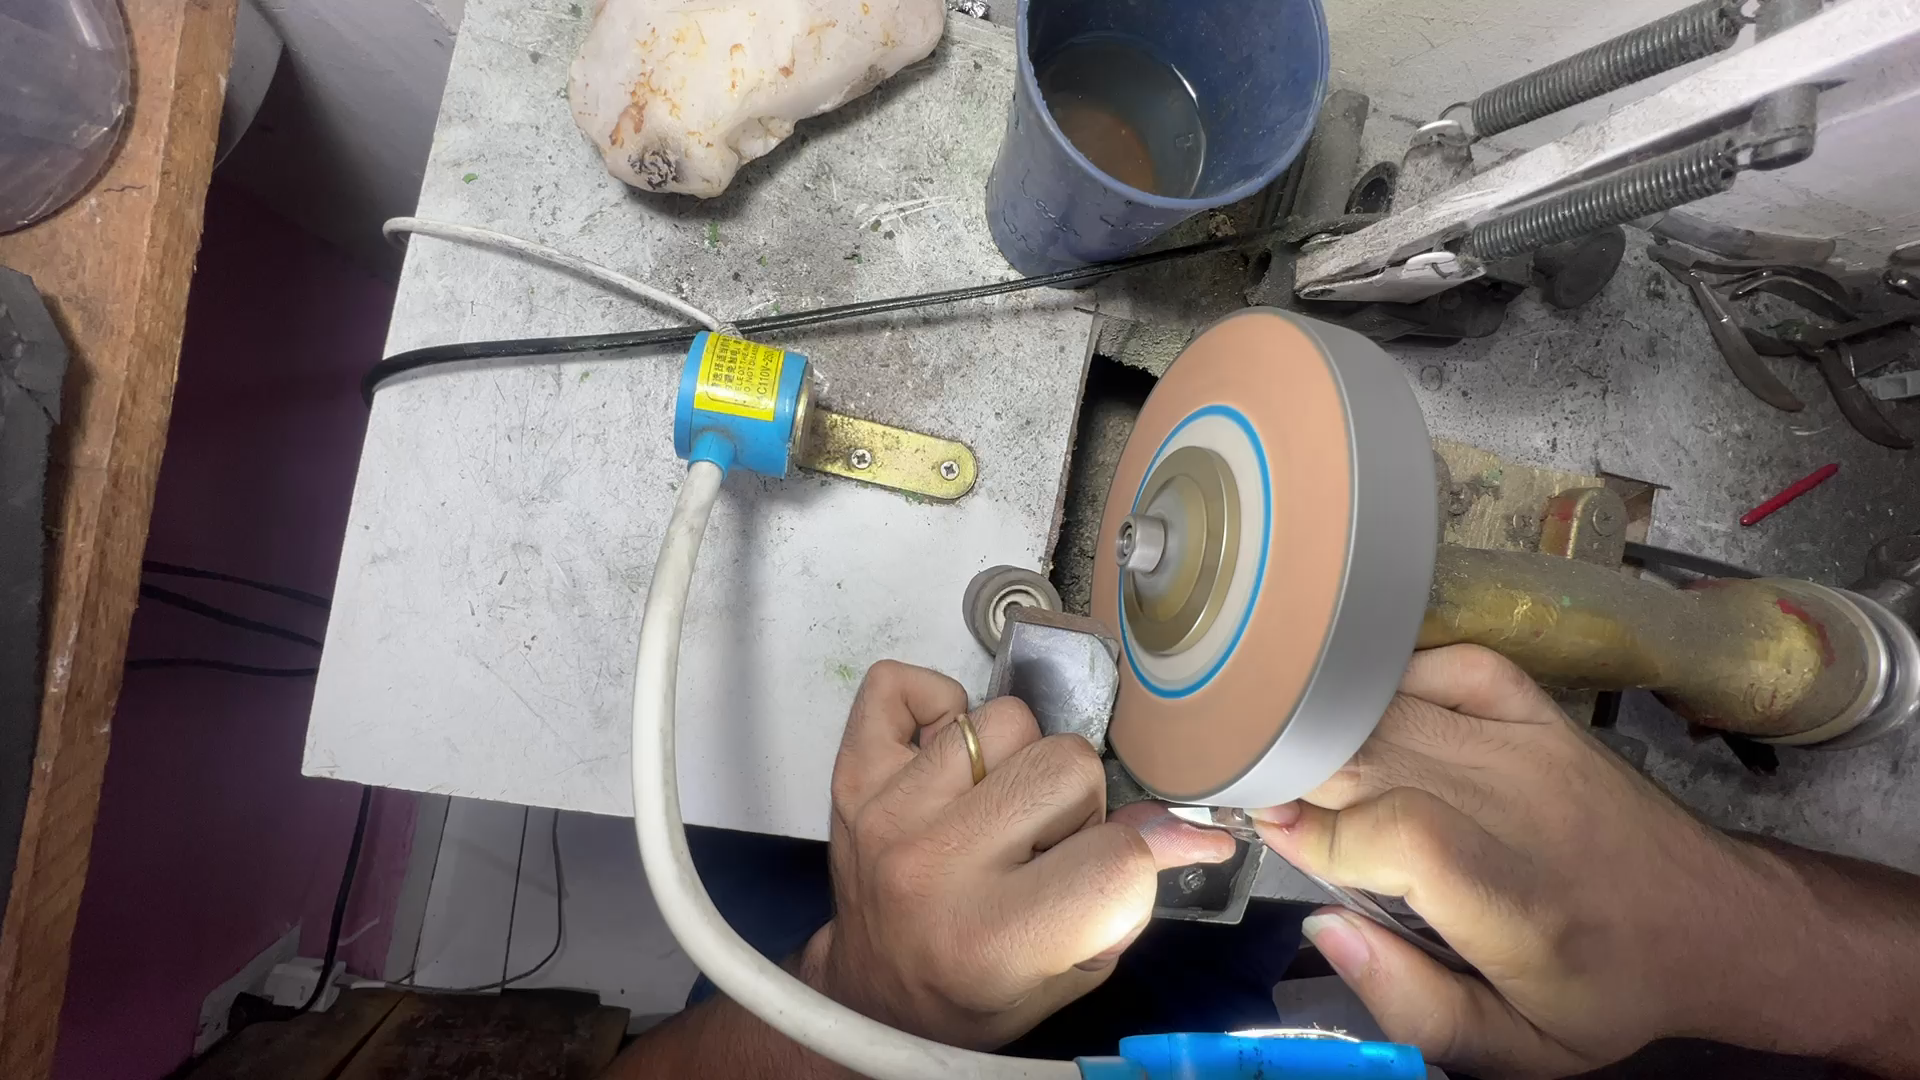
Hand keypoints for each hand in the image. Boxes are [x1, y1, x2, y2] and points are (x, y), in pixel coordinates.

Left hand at [803, 661, 1233, 1049]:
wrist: (877, 988)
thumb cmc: (981, 987)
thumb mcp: (1072, 967)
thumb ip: (1133, 894)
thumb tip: (1200, 831)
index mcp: (992, 939)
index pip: (1117, 857)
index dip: (1127, 858)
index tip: (1097, 875)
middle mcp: (931, 867)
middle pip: (1066, 761)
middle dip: (1072, 801)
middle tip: (1039, 840)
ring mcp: (885, 810)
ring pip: (1003, 716)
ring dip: (1013, 756)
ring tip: (990, 804)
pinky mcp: (850, 771)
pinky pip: (898, 682)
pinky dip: (933, 704)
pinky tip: (940, 755)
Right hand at [1255, 645, 1801, 1077]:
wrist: (1716, 921)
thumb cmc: (1599, 985)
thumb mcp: (1519, 1045)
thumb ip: (1412, 1004)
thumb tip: (1322, 925)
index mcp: (1518, 902)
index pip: (1397, 835)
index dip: (1319, 833)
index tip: (1280, 834)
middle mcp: (1518, 807)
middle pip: (1372, 758)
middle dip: (1299, 774)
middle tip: (1272, 793)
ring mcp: (1525, 745)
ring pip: (1389, 711)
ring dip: (1326, 731)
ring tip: (1303, 757)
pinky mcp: (1534, 709)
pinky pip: (1441, 666)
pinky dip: (1389, 680)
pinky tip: (1372, 715)